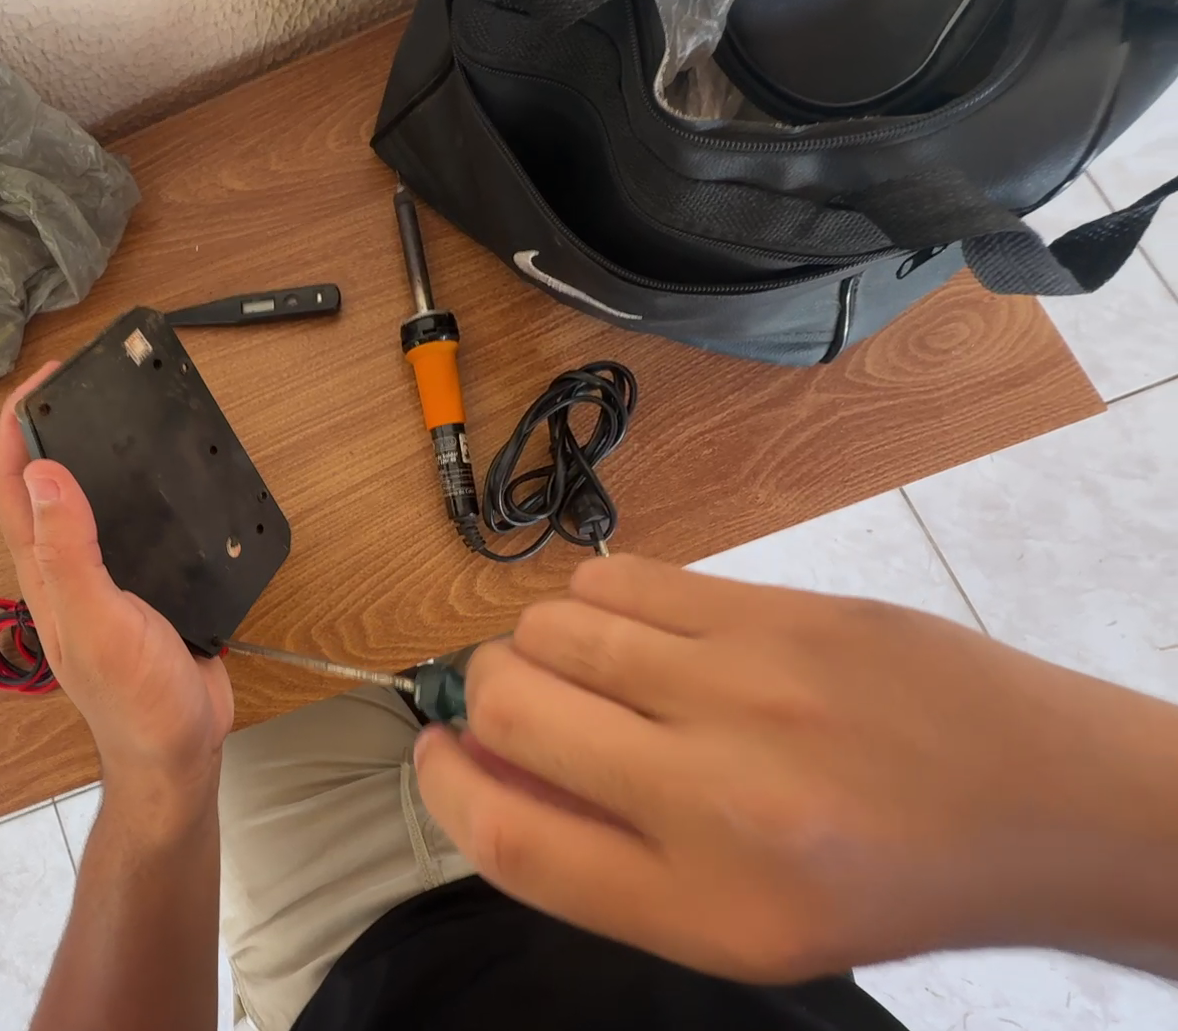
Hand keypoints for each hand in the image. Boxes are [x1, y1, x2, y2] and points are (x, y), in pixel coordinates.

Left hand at [0, 364, 233, 833]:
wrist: (178, 747)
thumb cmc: (135, 696)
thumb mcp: (99, 621)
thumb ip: (68, 553)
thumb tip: (42, 472)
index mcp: (44, 570)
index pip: (13, 484)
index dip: (16, 426)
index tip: (45, 379)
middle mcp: (65, 567)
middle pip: (43, 485)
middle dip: (53, 430)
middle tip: (89, 387)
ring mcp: (104, 579)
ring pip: (86, 503)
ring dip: (92, 458)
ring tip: (124, 419)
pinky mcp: (142, 589)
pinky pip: (129, 527)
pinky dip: (136, 493)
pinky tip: (165, 480)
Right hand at [415, 554, 1177, 981]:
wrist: (1055, 802)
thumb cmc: (869, 878)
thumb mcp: (726, 915)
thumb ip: (585, 848)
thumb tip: (471, 759)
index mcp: (705, 902)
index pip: (505, 835)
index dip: (442, 785)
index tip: (436, 750)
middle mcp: (718, 794)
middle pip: (507, 706)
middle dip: (485, 693)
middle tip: (520, 700)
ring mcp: (748, 683)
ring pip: (548, 626)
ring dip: (540, 646)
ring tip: (595, 666)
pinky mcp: (775, 609)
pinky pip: (608, 577)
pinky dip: (591, 601)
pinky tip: (638, 629)